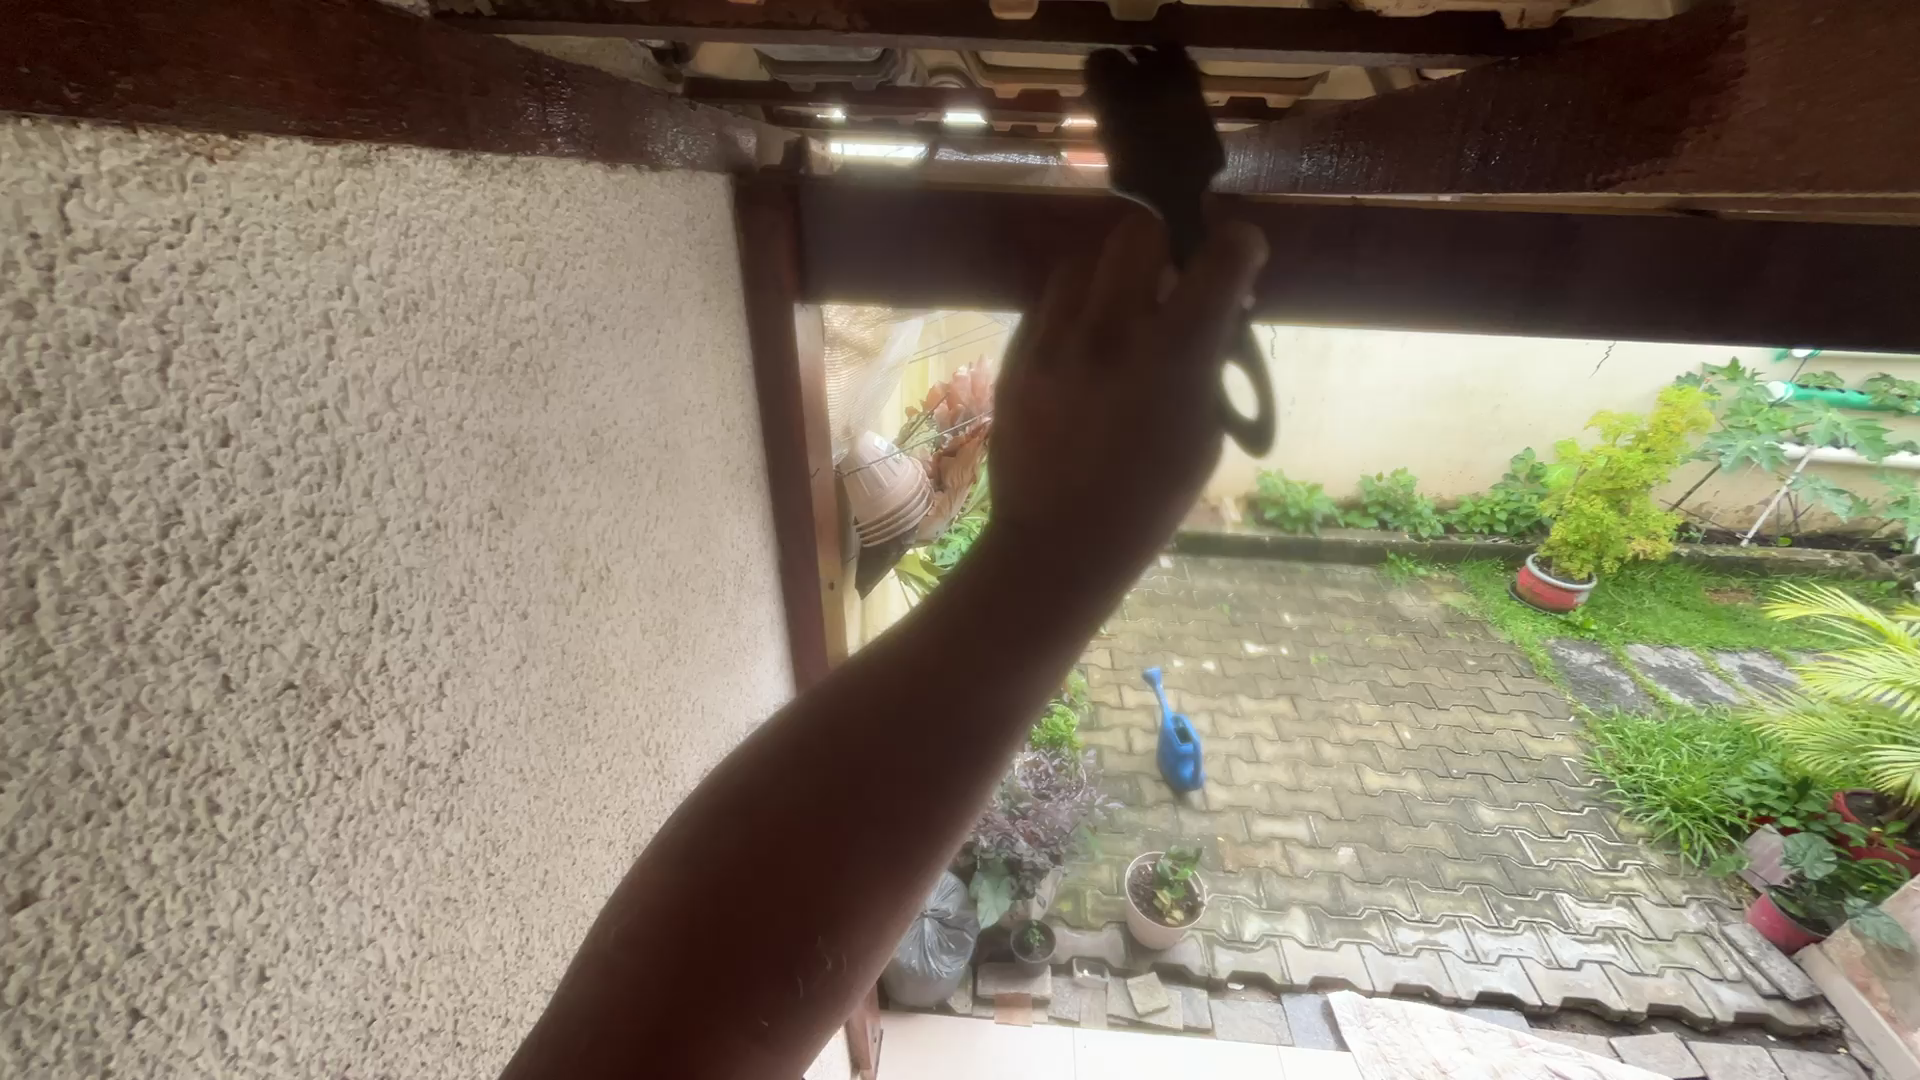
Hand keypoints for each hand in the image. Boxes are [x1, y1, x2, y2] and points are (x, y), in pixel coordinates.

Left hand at [986, 210, 1267, 578]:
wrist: (1059, 541)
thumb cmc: (1146, 502)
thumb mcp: (1204, 435)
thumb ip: (1208, 364)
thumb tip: (1212, 316)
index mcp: (1173, 353)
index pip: (1221, 256)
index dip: (1241, 246)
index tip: (1239, 257)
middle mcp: (1110, 330)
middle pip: (1140, 232)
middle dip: (1166, 246)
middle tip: (1169, 284)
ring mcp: (1053, 340)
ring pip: (1082, 262)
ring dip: (1111, 276)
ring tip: (1118, 314)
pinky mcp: (1015, 357)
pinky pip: (1046, 304)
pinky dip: (1072, 311)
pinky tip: (1080, 346)